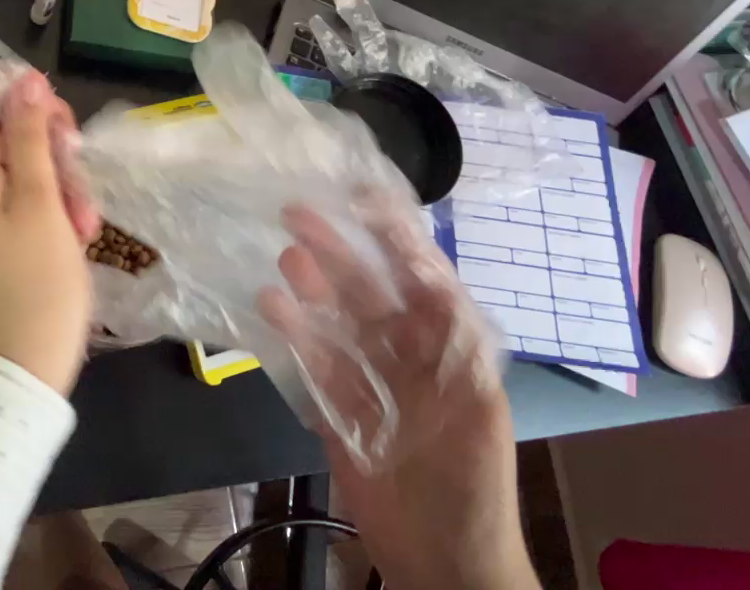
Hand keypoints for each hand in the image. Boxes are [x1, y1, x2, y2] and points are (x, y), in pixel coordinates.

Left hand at [0, 65, 100, 393]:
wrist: (25, 360)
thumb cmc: (36, 280)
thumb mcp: (39, 199)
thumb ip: (29, 134)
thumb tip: (24, 79)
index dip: (15, 88)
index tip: (53, 114)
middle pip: (3, 117)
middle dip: (47, 134)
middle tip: (74, 161)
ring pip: (23, 151)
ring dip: (60, 174)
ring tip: (81, 216)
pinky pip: (24, 184)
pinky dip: (54, 198)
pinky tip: (76, 228)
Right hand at [258, 196, 537, 589]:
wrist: (444, 562)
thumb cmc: (473, 483)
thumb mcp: (478, 407)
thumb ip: (455, 343)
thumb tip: (431, 278)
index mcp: (451, 348)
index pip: (420, 276)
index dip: (393, 235)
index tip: (362, 196)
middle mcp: (409, 354)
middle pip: (369, 291)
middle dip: (339, 251)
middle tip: (298, 213)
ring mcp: (371, 379)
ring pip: (336, 320)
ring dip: (312, 287)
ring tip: (286, 258)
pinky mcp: (338, 408)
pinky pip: (313, 362)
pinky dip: (293, 332)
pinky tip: (271, 305)